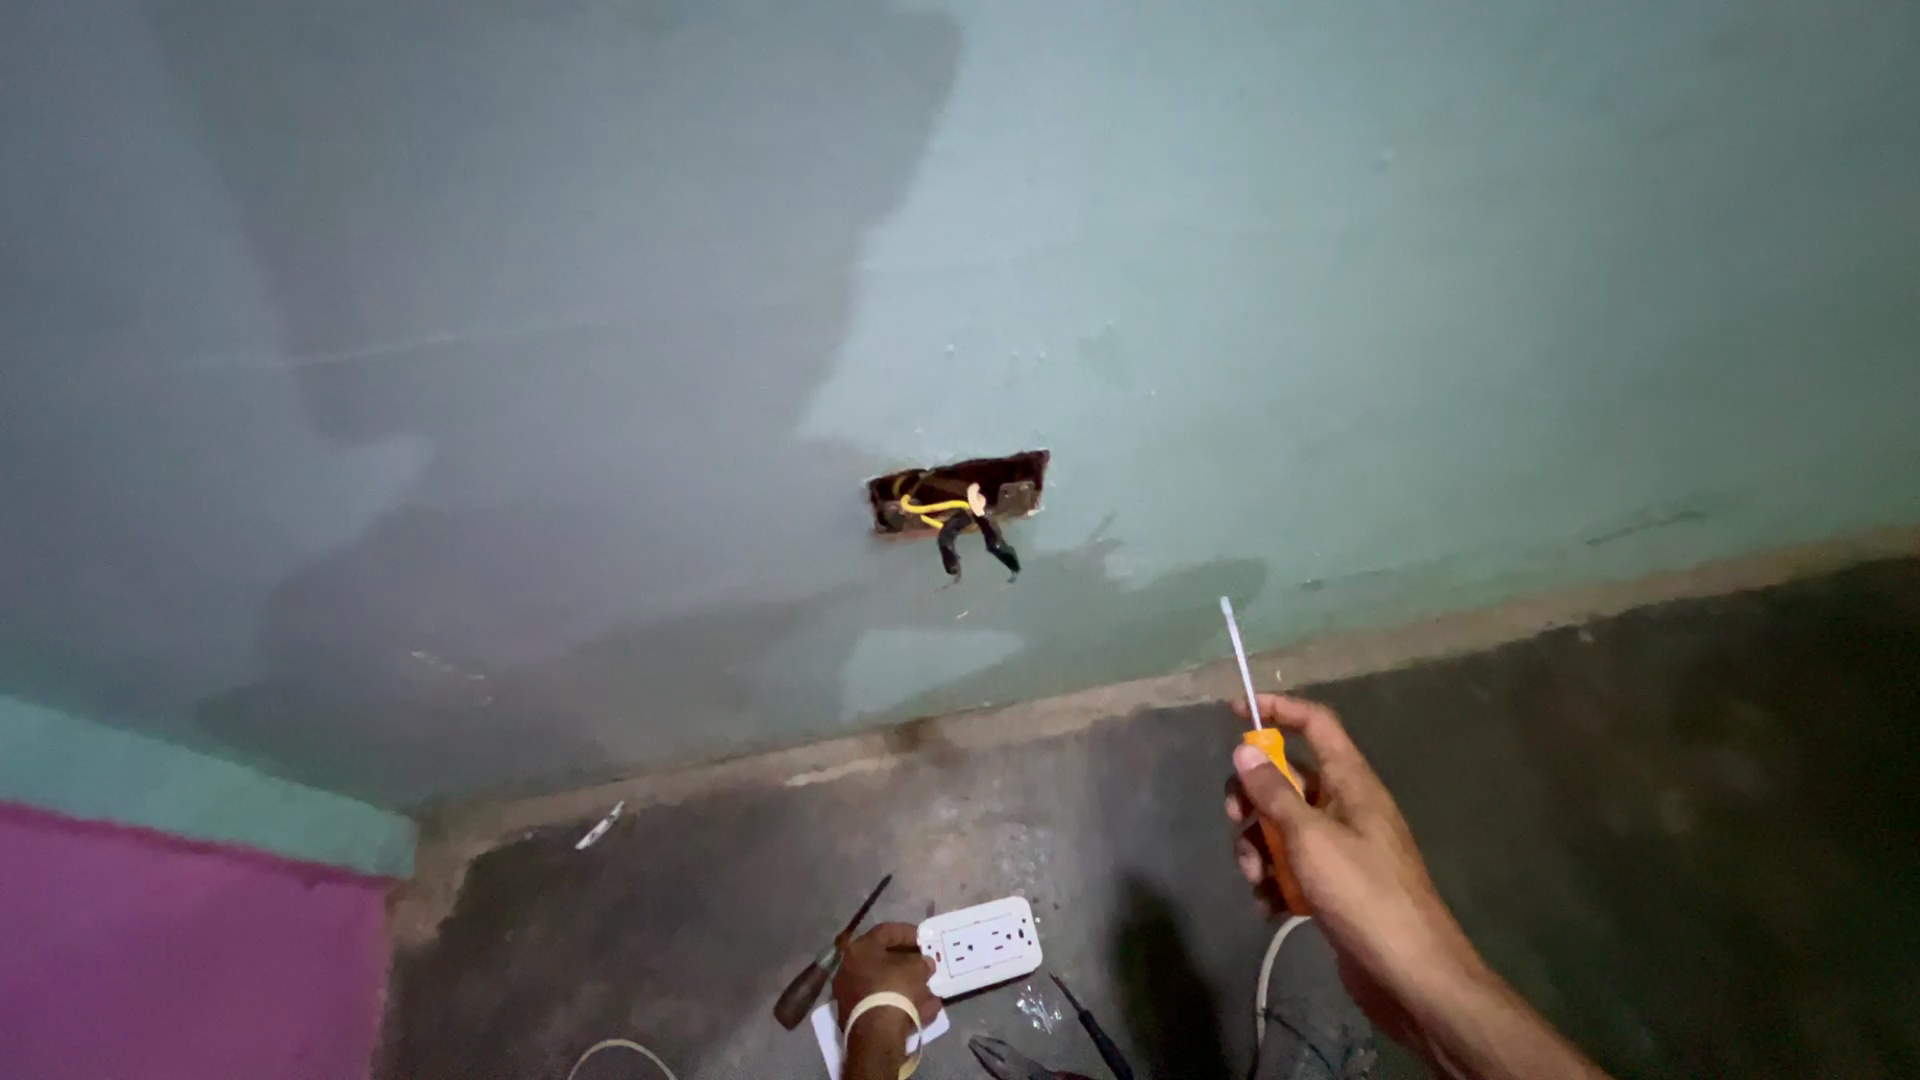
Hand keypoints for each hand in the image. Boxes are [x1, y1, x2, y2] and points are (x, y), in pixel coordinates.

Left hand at [832, 922, 941, 1026]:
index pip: (886, 931)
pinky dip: (901, 1005)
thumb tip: (925, 963)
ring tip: (928, 990)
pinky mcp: (855, 1019)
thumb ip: (922, 962)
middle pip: (882, 960)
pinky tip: (923, 1010)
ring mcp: (850, 995)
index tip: (923, 939)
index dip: (907, 932)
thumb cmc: (894, 988)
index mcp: (860, 949)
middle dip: (906, 962)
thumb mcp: (916, 968)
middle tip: (924, 964)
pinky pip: (882, 1005)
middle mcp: (849, 968)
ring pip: (883, 985)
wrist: (877, 1035)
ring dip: (906, 986)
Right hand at [1225, 695, 1486, 1010]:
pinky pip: (1290, 865)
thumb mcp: (1309, 837)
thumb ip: (1273, 791)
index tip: (1234, 711)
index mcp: (1351, 783)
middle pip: (1286, 778)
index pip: (1315, 724)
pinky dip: (1273, 880)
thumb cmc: (1364, 894)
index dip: (1277, 709)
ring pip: (1280, 825)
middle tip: (1233, 817)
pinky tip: (1268, 906)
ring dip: (1256, 847)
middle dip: (1251, 796)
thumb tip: (1243, 749)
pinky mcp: (1333, 884)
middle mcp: (1345, 807)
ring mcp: (1340, 847)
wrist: (1413, 979)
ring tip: (1254, 878)